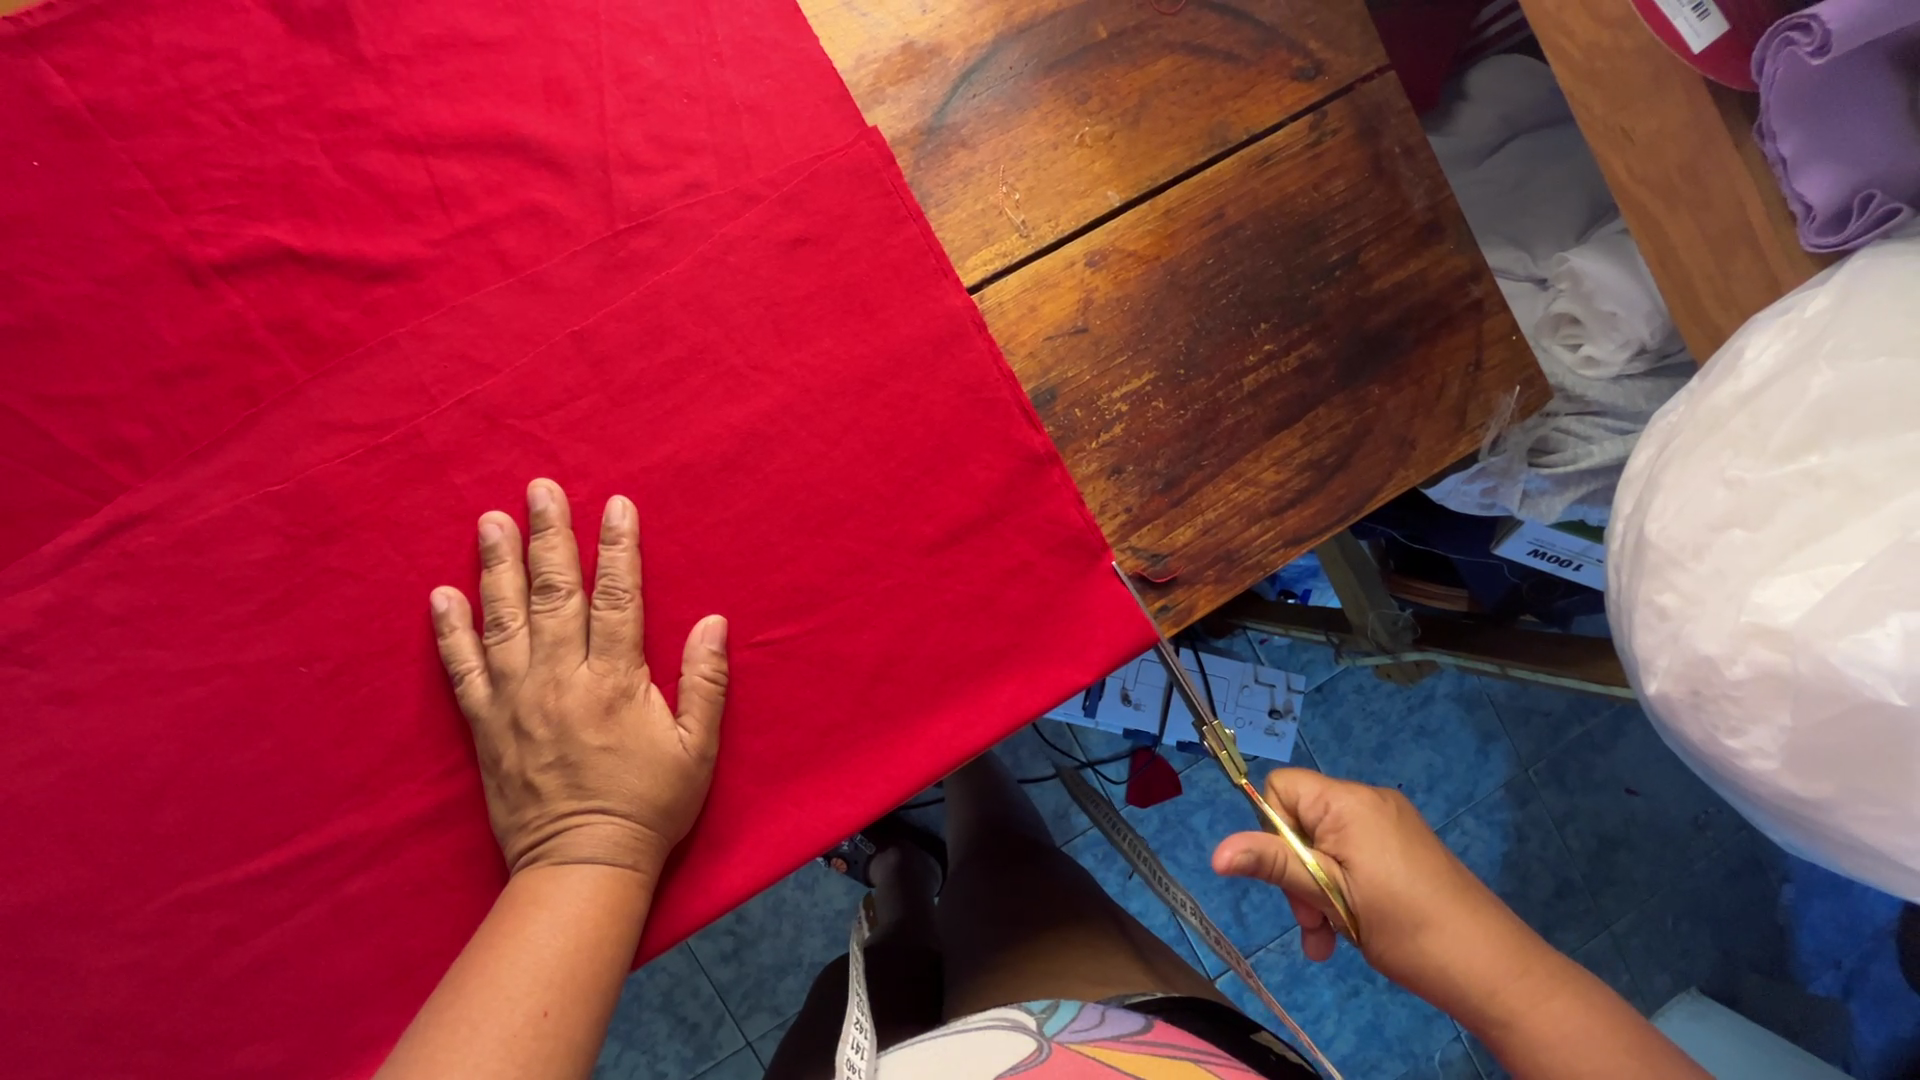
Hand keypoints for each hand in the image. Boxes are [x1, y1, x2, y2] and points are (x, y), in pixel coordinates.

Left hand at [429, 478, 728, 879]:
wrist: (582, 865)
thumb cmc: (650, 804)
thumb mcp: (698, 747)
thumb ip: (706, 681)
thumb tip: (714, 621)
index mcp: (616, 682)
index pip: (617, 598)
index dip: (618, 549)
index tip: (615, 505)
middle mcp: (561, 679)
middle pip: (555, 594)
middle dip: (550, 536)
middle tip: (540, 489)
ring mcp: (517, 701)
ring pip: (504, 619)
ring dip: (497, 566)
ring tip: (490, 520)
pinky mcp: (486, 727)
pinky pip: (462, 670)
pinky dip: (450, 631)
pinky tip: (440, 595)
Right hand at [1212, 769, 1551, 1021]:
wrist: (1496, 971)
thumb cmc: (1407, 927)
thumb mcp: (1330, 896)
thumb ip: (1272, 865)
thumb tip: (1214, 853)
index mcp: (1348, 802)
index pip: (1280, 788)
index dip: (1271, 828)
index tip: (1290, 875)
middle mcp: (1368, 802)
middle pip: (1299, 820)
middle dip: (1295, 872)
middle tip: (1311, 920)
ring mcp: (1389, 825)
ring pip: (1323, 845)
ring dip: (1315, 891)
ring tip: (1328, 938)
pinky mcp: (1403, 849)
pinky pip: (1351, 856)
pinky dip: (1341, 890)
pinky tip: (1347, 932)